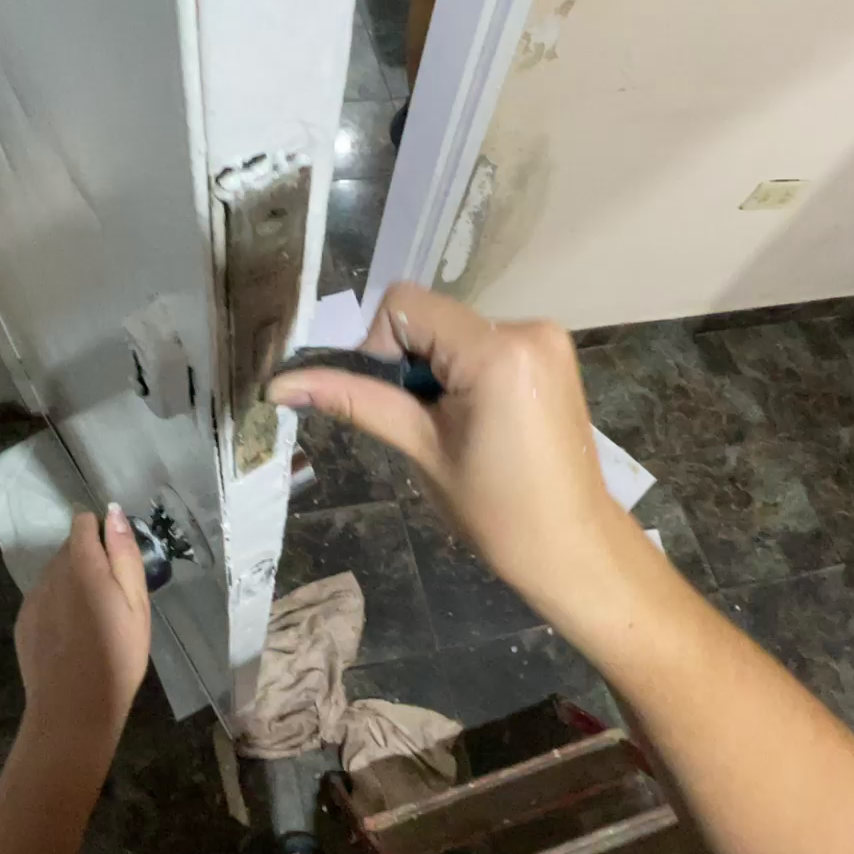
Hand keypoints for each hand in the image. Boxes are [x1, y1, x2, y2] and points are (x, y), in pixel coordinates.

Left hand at [13, 506, 151, 743]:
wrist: (73, 711)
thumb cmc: (118, 656)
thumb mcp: (136, 603)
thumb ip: (124, 554)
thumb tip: (113, 513)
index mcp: (82, 565)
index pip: (83, 523)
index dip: (102, 532)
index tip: (118, 559)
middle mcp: (52, 574)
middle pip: (69, 546)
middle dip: (90, 557)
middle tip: (112, 594)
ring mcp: (33, 598)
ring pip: (55, 571)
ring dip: (73, 579)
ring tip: (93, 616)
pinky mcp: (23, 621)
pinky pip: (44, 595)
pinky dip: (59, 602)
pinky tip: (73, 632)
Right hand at [267, 283, 621, 600]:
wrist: (573, 548)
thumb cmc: (495, 512)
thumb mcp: (420, 449)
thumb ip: (354, 401)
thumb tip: (281, 385)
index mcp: (497, 350)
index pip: (403, 305)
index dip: (377, 348)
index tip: (391, 403)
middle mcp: (527, 326)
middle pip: (429, 316)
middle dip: (408, 363)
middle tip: (420, 423)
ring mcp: (546, 337)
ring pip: (453, 329)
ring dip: (434, 369)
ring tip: (451, 427)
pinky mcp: (550, 353)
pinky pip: (482, 342)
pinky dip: (462, 370)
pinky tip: (475, 418)